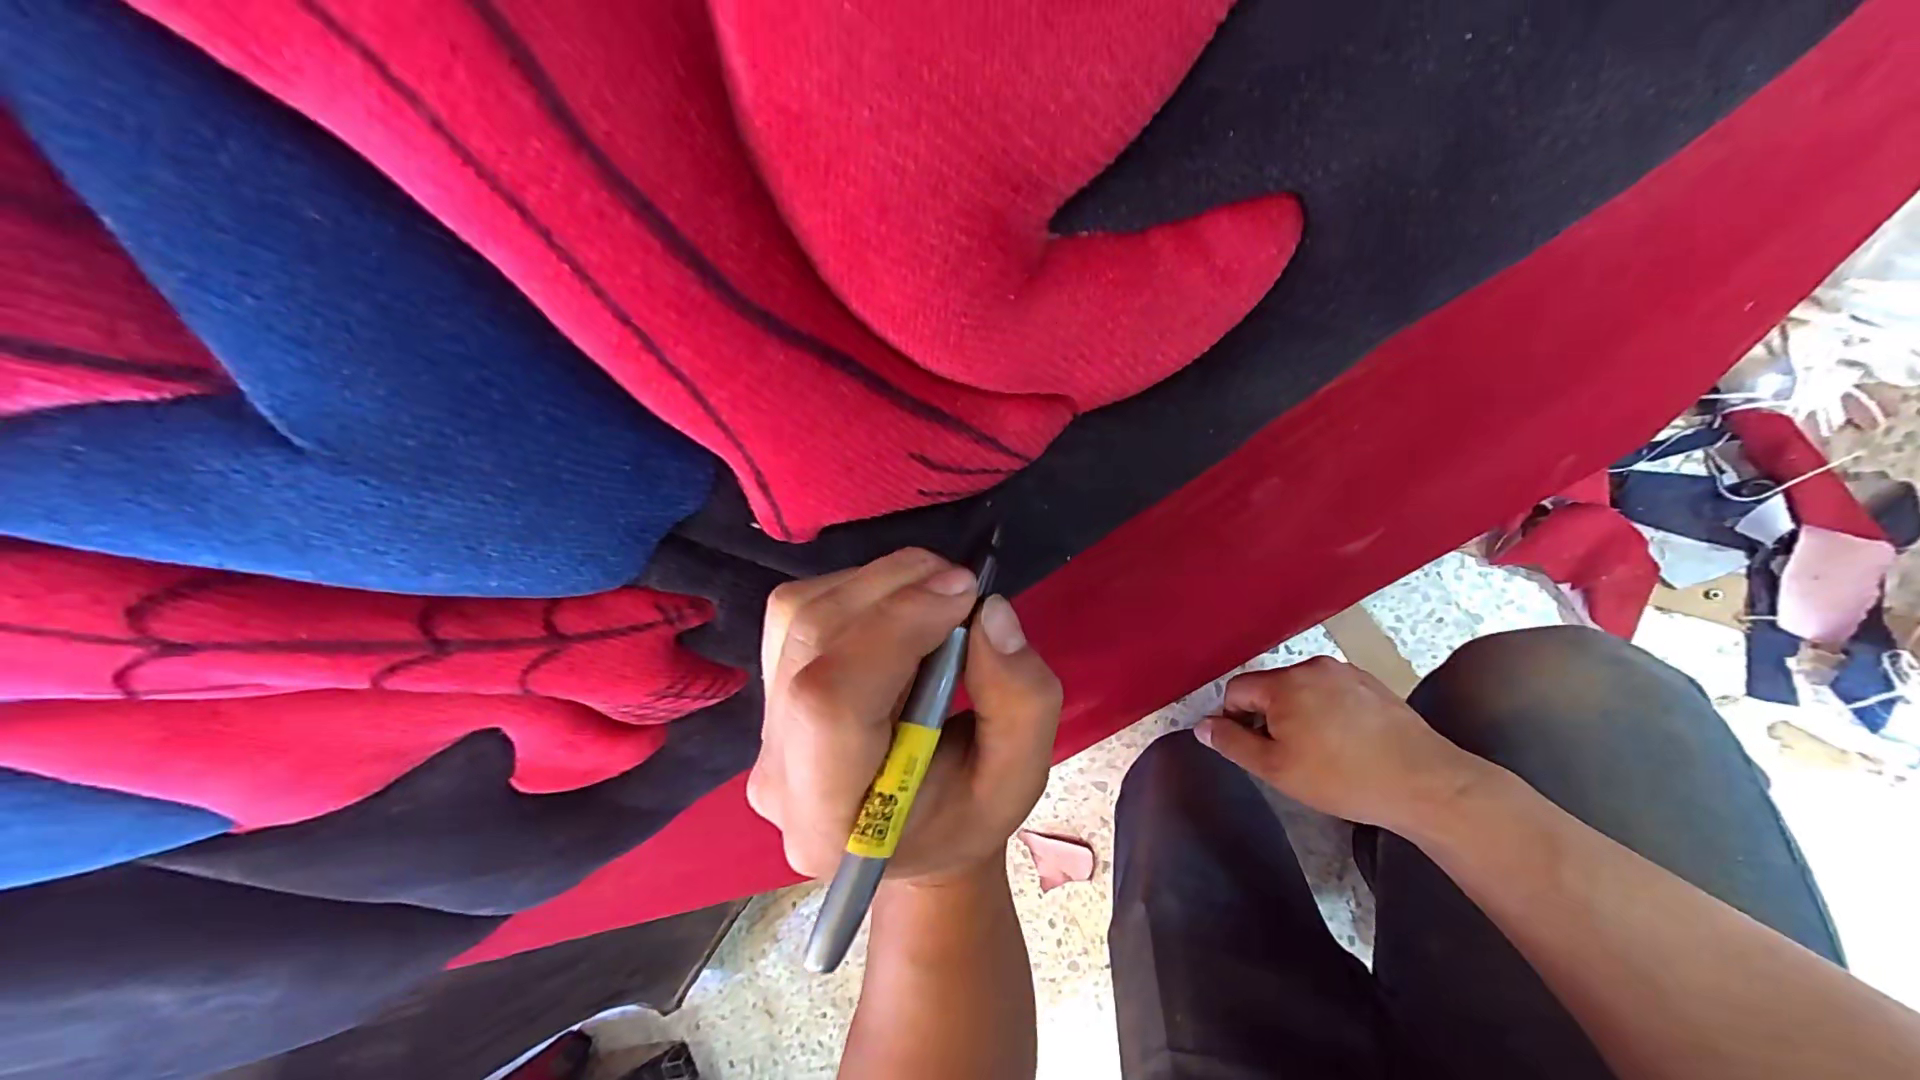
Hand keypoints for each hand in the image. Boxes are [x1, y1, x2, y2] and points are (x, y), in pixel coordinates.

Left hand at [748, 548, 1062, 885]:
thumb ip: (1021, 700)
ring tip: (936, 595)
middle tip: (962, 584)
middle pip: (813, 639)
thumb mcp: (1018, 777)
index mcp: (828, 817)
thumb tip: (989, 613)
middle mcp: (778, 768)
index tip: (964, 595)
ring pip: (800, 612)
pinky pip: (798, 609)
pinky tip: (898, 612)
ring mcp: (764, 724)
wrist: (910, 836)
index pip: (832, 701)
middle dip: (894, 590)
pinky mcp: (770, 686)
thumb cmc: (962, 818)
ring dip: (877, 583)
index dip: (895, 628)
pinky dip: (857, 590)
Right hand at [1195, 656, 1489, 831]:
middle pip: (1270, 687)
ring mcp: (1347, 673)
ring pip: (1302, 689)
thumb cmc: (1343, 778)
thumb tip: (1202, 726)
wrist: (1427, 784)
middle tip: (1287, 755)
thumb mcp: (1276, 769)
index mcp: (1285, 682)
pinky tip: (1346, 743)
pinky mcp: (1373, 684)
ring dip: (1298, 714)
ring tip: (1320, 752)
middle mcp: (1313, 666)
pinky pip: (1332, 692)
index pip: (1236, 689)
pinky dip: (1327, 712)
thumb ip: (1232, 743)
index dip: (1234, 719)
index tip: (1255, 749)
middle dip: (1268, 717)